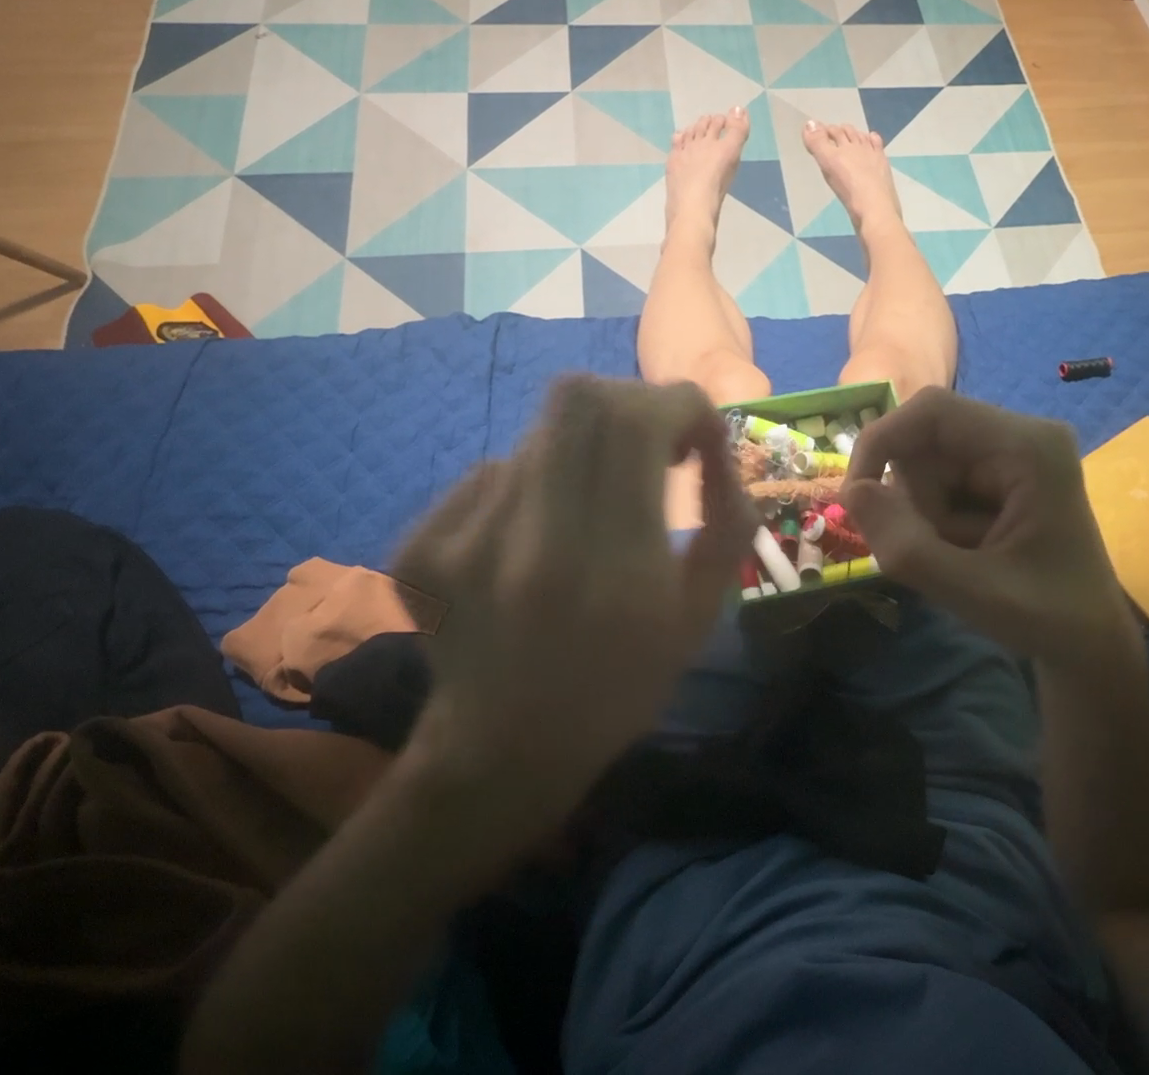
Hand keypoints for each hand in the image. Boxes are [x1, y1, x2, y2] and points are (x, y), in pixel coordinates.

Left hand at [390, 375, 754, 834]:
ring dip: (581, 456)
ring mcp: (466, 539)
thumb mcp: (699, 617)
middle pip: (579, 397)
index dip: (680, 405)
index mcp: (617, 567)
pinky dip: (528, 489)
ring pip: (537, 437)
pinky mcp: (423, 543)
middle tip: (649, 448)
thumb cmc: (621, 688)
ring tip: (587, 515)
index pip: (640, 419)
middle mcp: (536, 541)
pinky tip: (532, 542)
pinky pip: (490, 474)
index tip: (696, 438)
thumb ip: (724, 522)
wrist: (504, 750)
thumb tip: (714, 444)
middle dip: (630, 406)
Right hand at [844, 388, 1135, 666]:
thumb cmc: (1045, 619)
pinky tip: (967, 555)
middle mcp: (1022, 436)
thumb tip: (851, 493)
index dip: (880, 442)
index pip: (932, 411)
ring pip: (928, 467)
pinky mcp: (1004, 478)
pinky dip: (936, 522)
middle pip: (926, 442)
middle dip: (913, 500)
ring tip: (962, 561)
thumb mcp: (970, 591)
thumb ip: (906, 546)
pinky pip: (943, 485)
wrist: (1090, 644)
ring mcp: (1014, 456)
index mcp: (1029, 448)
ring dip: (924, 516)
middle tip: (938, 555)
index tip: (854, 497)